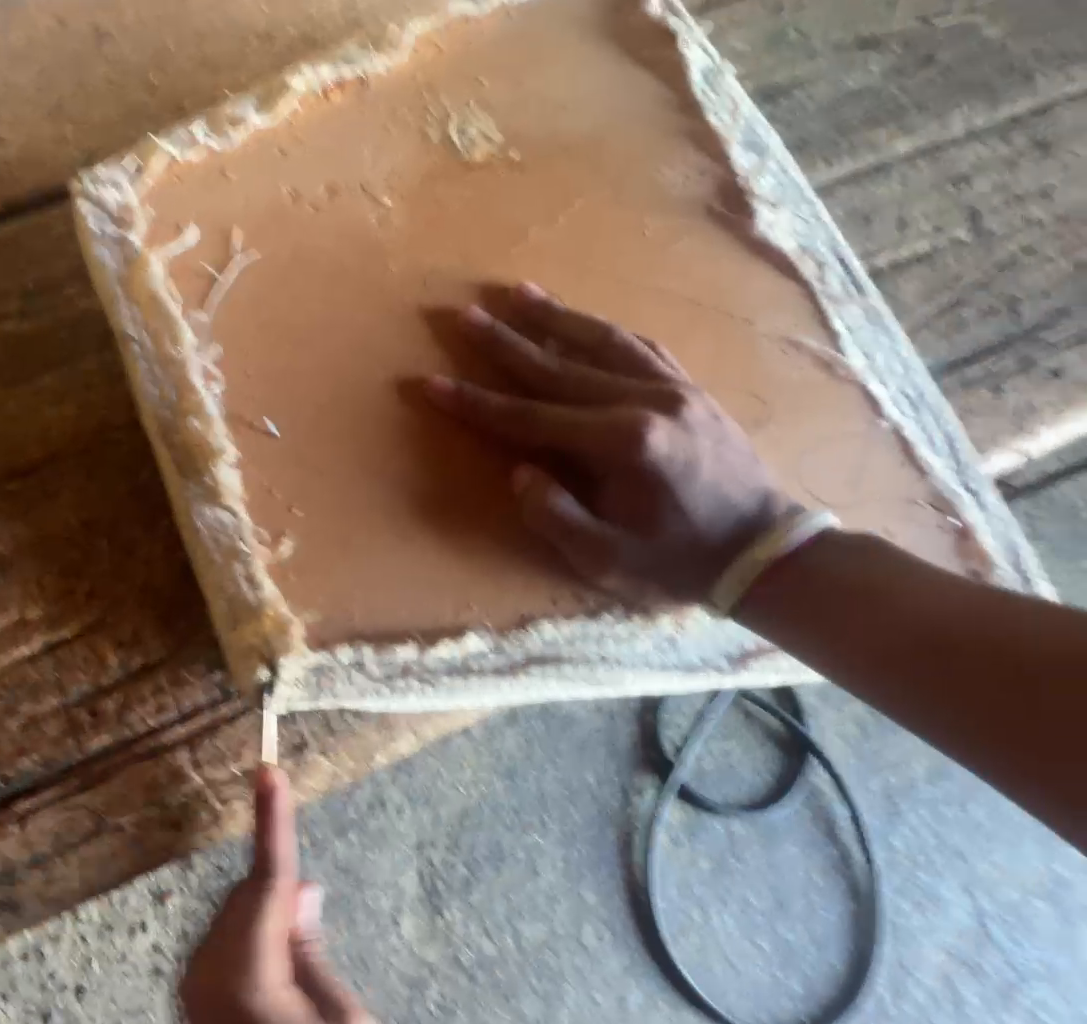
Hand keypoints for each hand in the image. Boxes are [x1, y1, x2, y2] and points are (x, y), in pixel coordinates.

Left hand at [179, 766, 378, 1023]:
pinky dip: (252, 937)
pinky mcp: (191, 998)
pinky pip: (224, 943)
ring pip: (234, 917)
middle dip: (278, 887)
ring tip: (301, 967)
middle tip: (315, 908)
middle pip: (247, 896)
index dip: (272, 819)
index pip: (266, 878)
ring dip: (266, 916)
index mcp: (246, 969)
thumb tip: (304, 892)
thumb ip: (315, 949)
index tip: (269, 771)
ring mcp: (192, 983)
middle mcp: (207, 966)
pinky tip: (277, 972)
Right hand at [419, 283, 797, 602]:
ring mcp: (672, 389)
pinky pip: (639, 347)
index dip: (474, 401)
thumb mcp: (603, 559)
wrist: (765, 551)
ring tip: (516, 293)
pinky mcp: (689, 390)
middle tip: (463, 315)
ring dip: (553, 317)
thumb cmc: (676, 560)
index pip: (528, 416)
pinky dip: (602, 330)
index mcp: (622, 443)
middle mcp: (646, 402)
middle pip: (558, 366)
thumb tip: (521, 473)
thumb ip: (553, 515)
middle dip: (503, 342)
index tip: (430, 382)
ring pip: (601, 341)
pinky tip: (579, 320)